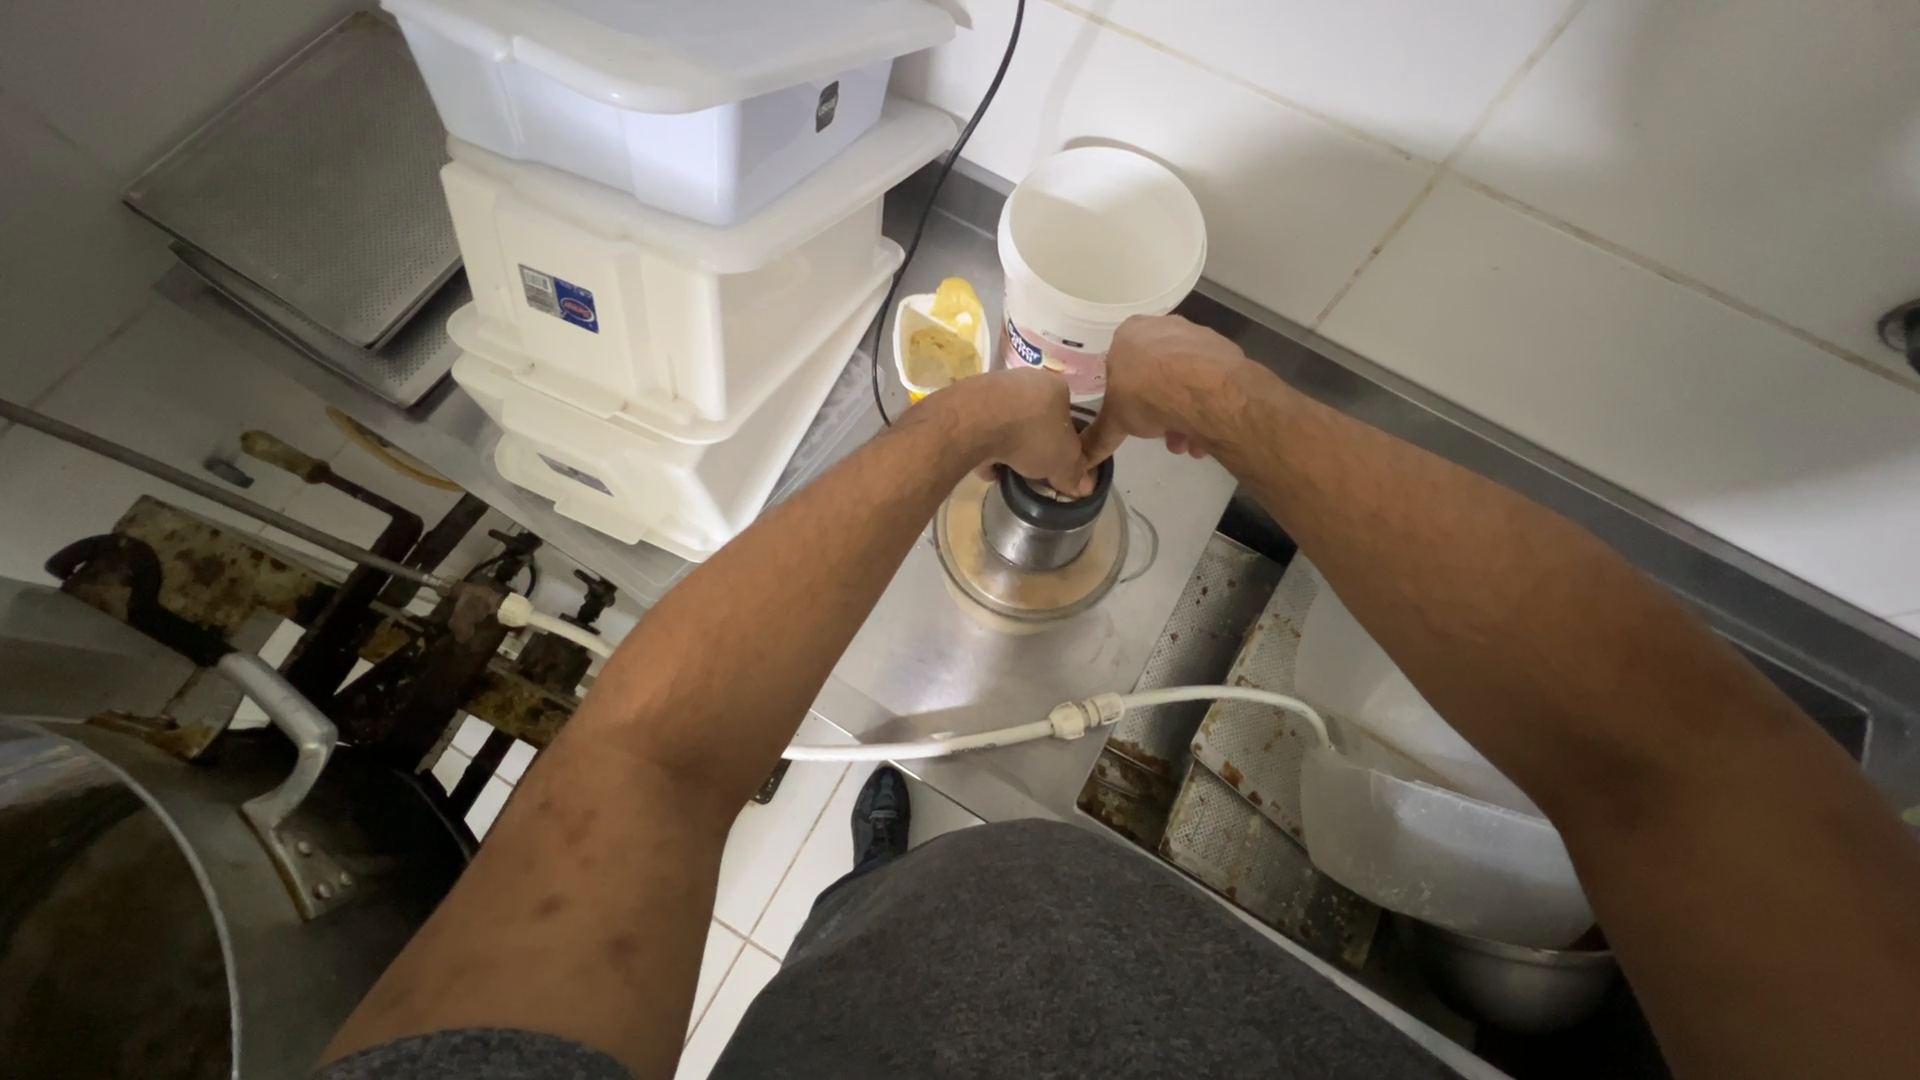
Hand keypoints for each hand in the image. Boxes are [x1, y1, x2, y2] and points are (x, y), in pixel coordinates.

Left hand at [921, 367, 1089, 494]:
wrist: (976, 421)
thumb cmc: (1031, 435)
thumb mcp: (1062, 461)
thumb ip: (1073, 473)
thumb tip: (1084, 487)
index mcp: (1055, 387)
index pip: (1065, 413)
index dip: (1062, 439)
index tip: (1054, 459)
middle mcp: (1025, 379)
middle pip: (1032, 416)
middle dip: (1031, 442)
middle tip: (1029, 465)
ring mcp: (992, 386)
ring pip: (1004, 421)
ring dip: (1004, 445)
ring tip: (1003, 469)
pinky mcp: (966, 399)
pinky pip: (979, 427)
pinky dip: (981, 446)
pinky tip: (981, 465)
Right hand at [1080, 315, 1258, 468]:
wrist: (1202, 389)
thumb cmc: (1146, 394)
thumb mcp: (1115, 422)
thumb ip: (1098, 438)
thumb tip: (1079, 461)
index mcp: (1128, 333)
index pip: (1120, 364)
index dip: (1126, 395)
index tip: (1134, 416)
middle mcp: (1161, 326)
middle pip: (1156, 374)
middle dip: (1159, 409)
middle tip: (1162, 435)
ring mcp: (1195, 335)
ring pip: (1183, 379)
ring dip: (1183, 413)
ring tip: (1187, 442)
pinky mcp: (1222, 348)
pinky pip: (1207, 379)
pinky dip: (1204, 404)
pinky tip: (1205, 430)